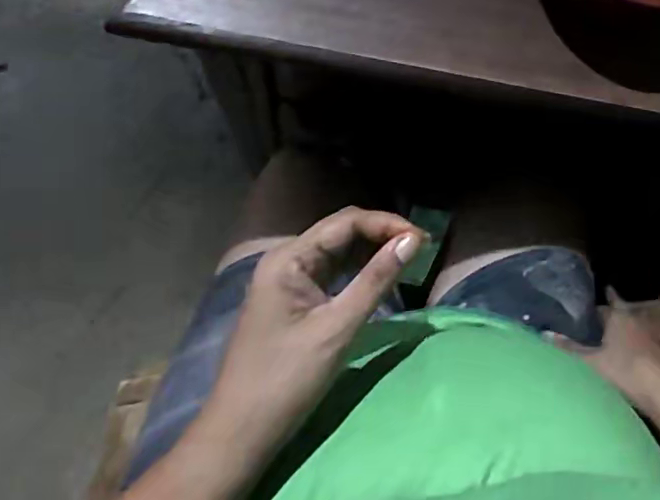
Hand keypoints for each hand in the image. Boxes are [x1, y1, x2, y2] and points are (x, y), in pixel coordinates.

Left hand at [204, 207, 422, 449]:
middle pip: (342, 231)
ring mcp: (287, 279)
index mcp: (289, 257)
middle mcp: (287, 258)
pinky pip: (331, 271)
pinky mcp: (293, 299)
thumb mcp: (337, 328)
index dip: (387, 224)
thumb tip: (413, 240)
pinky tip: (380, 275)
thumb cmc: (286, 380)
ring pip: (338, 250)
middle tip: (420, 247)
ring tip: (407, 258)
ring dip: (372, 250)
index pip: (347, 222)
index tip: (422, 239)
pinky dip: (358, 270)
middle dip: (382, 234)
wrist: (238, 436)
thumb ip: (376, 280)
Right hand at [548, 288, 659, 415]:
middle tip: (595, 319)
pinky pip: (643, 345)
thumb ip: (569, 348)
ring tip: (608, 339)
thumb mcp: (592, 362)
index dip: (596, 304)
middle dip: (611, 314)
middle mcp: (636, 320)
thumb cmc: (626, 371)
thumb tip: (544, 333)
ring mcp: (652, 337)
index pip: (605, 302)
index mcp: (619, 315)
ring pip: (633, 329)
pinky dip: (633, 348)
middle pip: (621, 313)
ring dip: (623, 332)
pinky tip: (626, 360)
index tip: (585, 304)